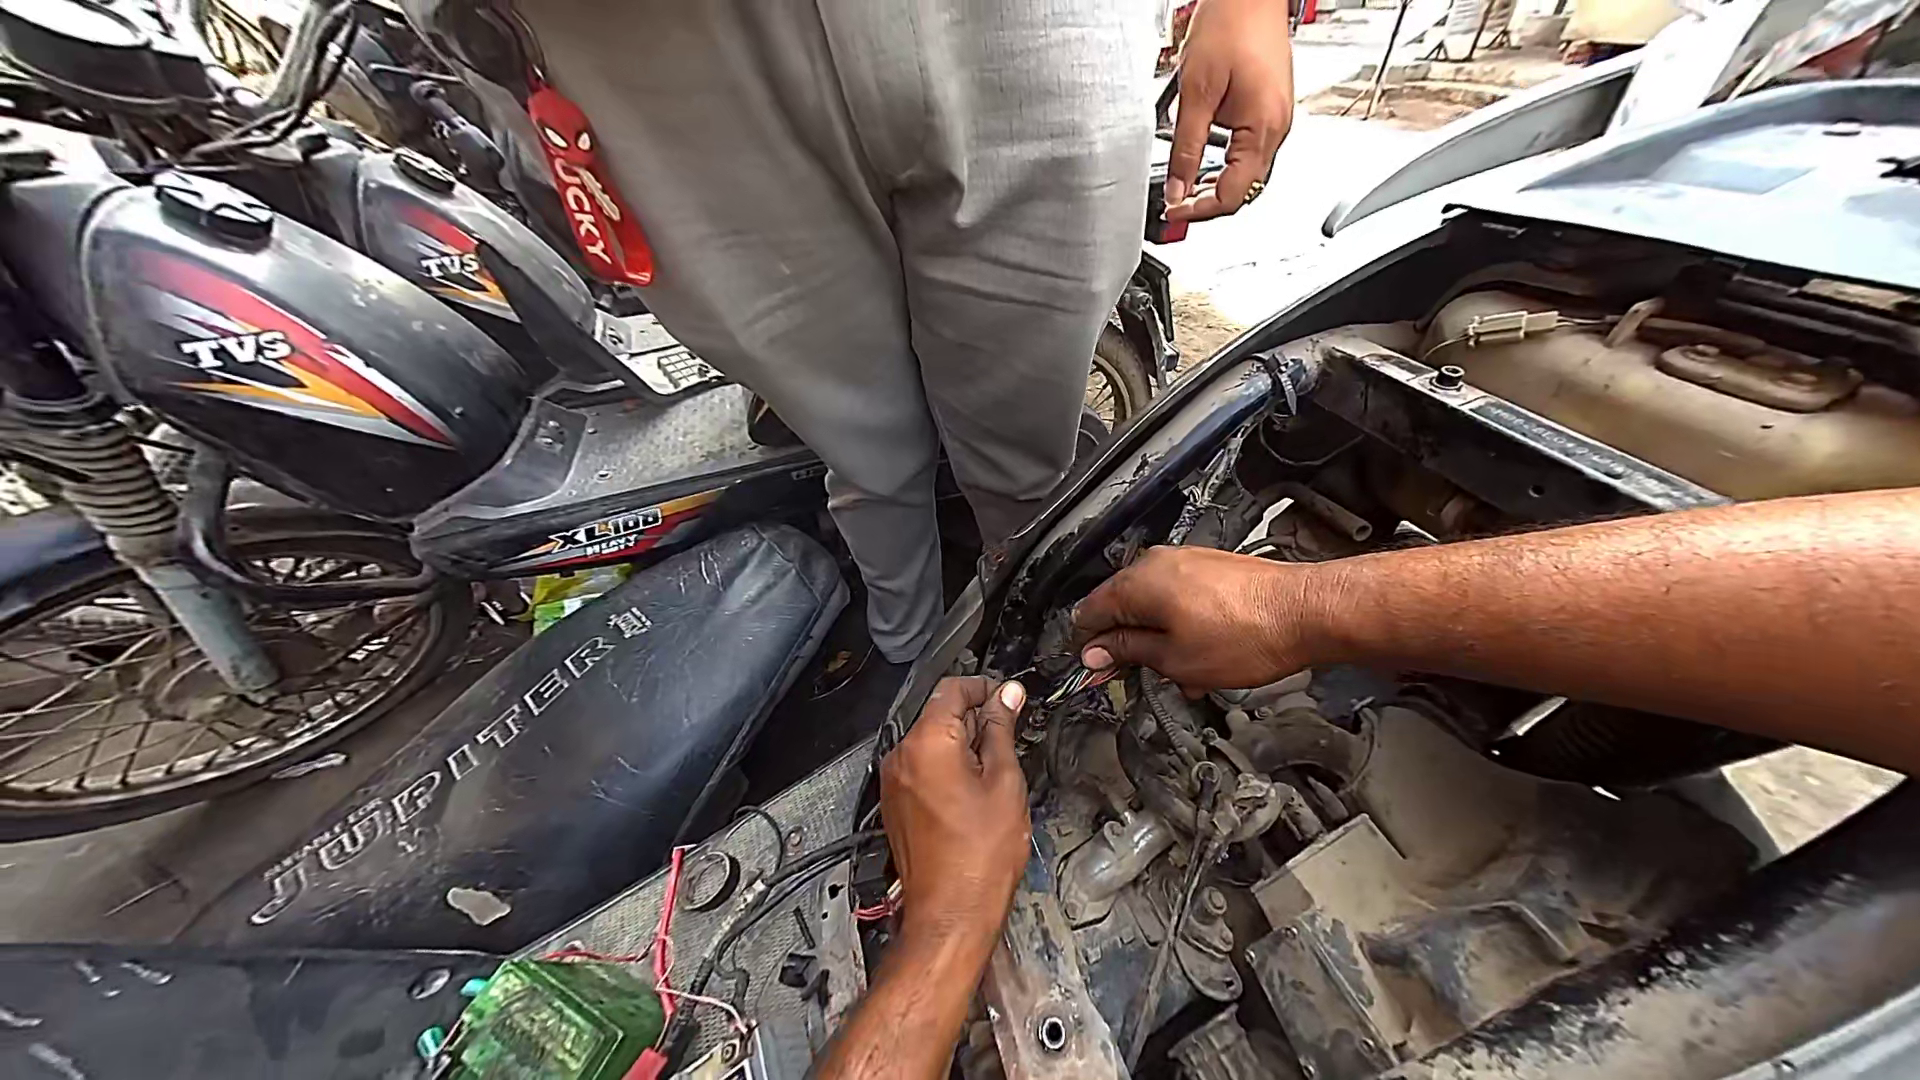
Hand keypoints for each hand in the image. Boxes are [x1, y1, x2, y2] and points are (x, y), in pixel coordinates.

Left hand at [880, 677, 1031, 945]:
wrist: (951, 913)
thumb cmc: (979, 858)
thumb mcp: (1004, 781)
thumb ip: (1002, 729)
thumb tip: (1007, 696)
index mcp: (928, 743)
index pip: (952, 688)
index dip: (984, 687)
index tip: (1006, 697)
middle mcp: (902, 756)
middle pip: (939, 712)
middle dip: (974, 718)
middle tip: (1006, 738)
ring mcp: (894, 779)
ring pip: (930, 739)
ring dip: (961, 742)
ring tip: (991, 773)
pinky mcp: (895, 800)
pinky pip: (921, 764)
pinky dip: (945, 764)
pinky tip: (971, 791)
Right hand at [1072, 546, 1324, 690]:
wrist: (1306, 610)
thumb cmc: (1248, 634)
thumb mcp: (1174, 659)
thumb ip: (1127, 651)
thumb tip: (1096, 652)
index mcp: (1136, 583)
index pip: (1088, 613)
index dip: (1089, 646)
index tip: (1097, 669)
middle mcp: (1154, 563)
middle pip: (1118, 605)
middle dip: (1126, 642)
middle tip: (1139, 673)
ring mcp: (1183, 560)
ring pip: (1149, 602)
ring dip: (1155, 635)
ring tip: (1180, 669)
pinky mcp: (1207, 565)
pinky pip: (1176, 594)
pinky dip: (1177, 621)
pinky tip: (1199, 649)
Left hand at [1166, 0, 1294, 222]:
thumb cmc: (1230, 22)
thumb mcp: (1195, 95)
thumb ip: (1185, 150)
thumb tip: (1176, 190)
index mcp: (1263, 127)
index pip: (1231, 195)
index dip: (1198, 210)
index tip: (1173, 210)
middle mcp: (1276, 128)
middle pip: (1242, 191)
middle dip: (1206, 204)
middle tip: (1175, 203)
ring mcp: (1276, 121)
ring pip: (1245, 177)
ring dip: (1214, 188)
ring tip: (1184, 188)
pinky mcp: (1268, 113)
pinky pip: (1247, 156)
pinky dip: (1223, 169)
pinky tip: (1201, 167)